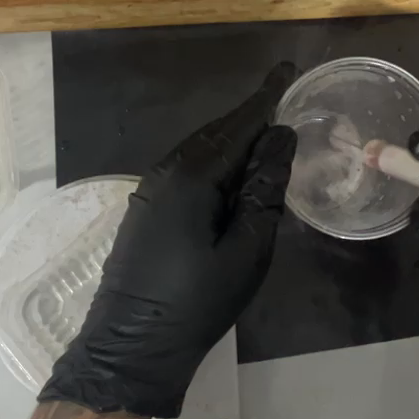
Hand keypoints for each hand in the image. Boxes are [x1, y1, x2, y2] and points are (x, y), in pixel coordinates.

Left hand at [40, 62, 297, 417]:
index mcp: (193, 177)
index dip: (266, 98)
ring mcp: (152, 188)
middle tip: (286, 101)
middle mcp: (168, 171)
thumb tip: (280, 138)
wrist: (130, 348)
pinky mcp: (148, 207)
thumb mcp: (247, 248)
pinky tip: (234, 170)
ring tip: (268, 132)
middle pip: (218, 132)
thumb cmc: (197, 303)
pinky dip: (217, 159)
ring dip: (234, 137)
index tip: (288, 70)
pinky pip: (189, 167)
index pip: (238, 125)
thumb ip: (264, 189)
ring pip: (201, 148)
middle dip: (252, 116)